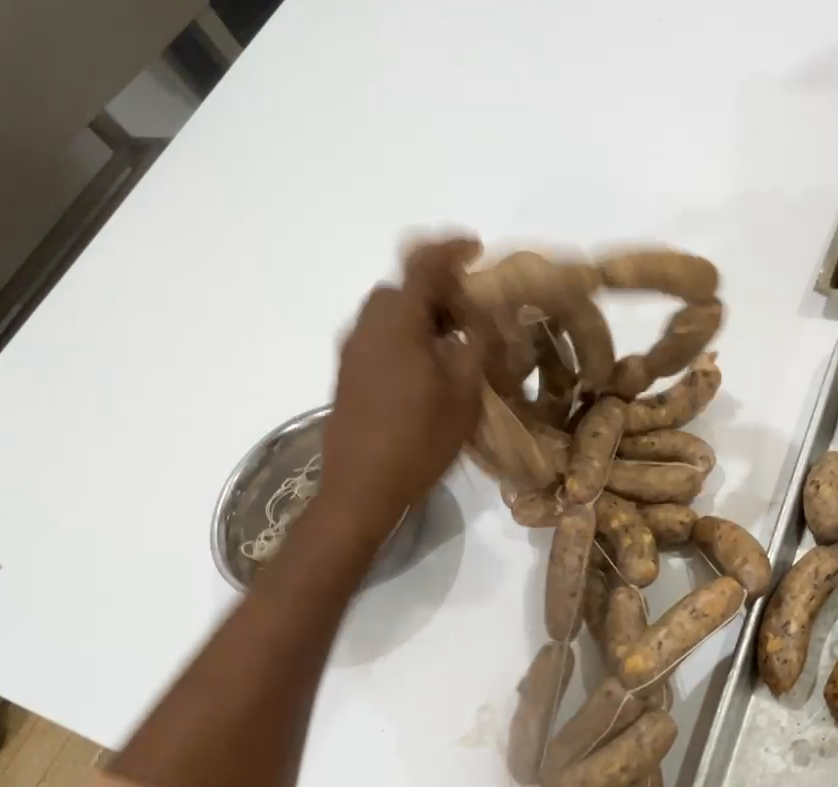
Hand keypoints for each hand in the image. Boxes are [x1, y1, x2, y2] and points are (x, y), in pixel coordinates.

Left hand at [318, 237, 491, 541]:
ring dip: (421, 317)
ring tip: (455, 346)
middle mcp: (367, 327)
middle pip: (402, 288)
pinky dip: (406, 338)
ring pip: (389, 314)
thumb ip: (479, 342)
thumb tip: (489, 312)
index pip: (423, 265)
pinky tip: (428, 373)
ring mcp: (352, 352)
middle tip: (472, 313)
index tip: (478, 248)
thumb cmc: (419, 439)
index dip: (451, 249)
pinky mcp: (348, 375)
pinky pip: (380, 338)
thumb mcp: (464, 391)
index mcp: (397, 322)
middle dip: (438, 290)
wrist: (361, 487)